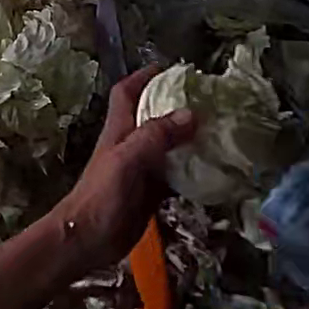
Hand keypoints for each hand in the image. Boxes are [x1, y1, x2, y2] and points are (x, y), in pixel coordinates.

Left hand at [51, 66, 197, 275]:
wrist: (88, 238)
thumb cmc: (102, 194)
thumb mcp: (128, 159)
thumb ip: (155, 136)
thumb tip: (191, 113)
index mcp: (119, 129)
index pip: (128, 92)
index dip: (144, 76)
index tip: (171, 70)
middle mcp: (131, 143)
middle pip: (153, 115)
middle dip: (176, 105)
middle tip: (209, 101)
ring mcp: (141, 168)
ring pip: (168, 144)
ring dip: (188, 137)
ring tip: (220, 130)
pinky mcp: (151, 191)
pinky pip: (176, 173)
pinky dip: (193, 168)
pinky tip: (215, 169)